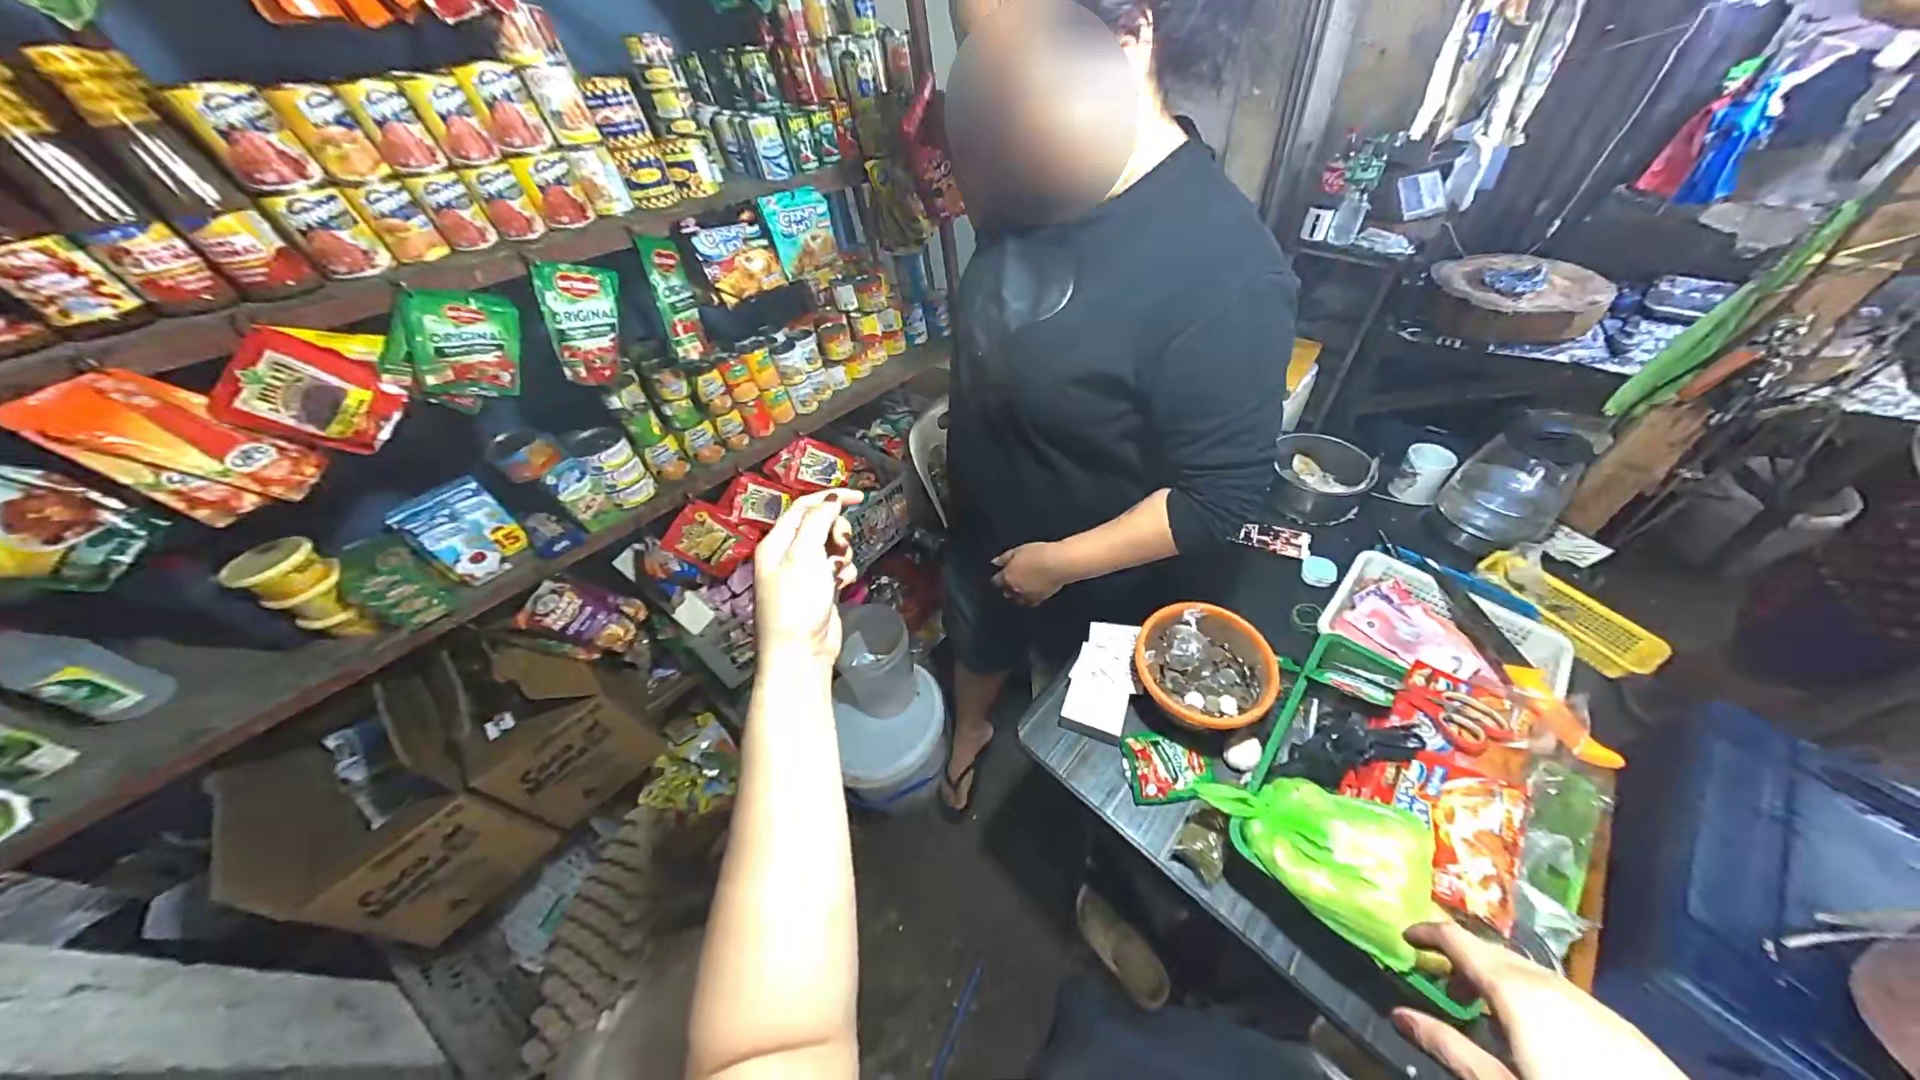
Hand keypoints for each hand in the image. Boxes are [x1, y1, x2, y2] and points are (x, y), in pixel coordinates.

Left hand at [753, 489, 863, 664]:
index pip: (804, 507)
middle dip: (837, 530)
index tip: (860, 496)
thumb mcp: (805, 554)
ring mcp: (804, 574)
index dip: (831, 497)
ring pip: (832, 547)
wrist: (800, 651)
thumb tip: (832, 499)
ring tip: (839, 570)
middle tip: (841, 545)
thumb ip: (818, 521)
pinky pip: (837, 569)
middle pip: (820, 525)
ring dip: (842, 553)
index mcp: (776, 543)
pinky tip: (842, 584)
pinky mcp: (819, 590)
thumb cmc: (797, 603)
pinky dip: (844, 572)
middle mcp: (787, 555)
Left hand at [991, 541, 1070, 605]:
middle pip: (1006, 591)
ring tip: (1021, 588)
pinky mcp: (1039, 599)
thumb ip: (1005, 558)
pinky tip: (1031, 593)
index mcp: (1007, 576)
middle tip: (1012, 579)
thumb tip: (994, 563)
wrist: (1058, 563)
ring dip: (1017, 594)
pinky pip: (1030, 603)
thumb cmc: (1038, 553)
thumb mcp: (1018, 550)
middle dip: (1007, 586)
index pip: (996, 581)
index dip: (998, 577)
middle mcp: (1014, 589)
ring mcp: (1027, 596)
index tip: (1002, 574)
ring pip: (1017, 600)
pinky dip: (1028, 599)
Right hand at [1392, 922, 1684, 1079]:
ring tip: (1485, 1011)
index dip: (1427, 933)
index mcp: (1517, 991)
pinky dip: (1533, 998)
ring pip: (1531, 973)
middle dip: (1462, 958)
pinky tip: (1537, 1034)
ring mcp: (1594, 1007)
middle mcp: (1552, 985)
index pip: (1460, 940)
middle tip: (1440, 980)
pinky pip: (1563, 996)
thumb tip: (1400, 1015)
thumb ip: (1449, 1046)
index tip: (1406, 939)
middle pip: (1495, 952)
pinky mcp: (1626, 1032)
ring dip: (1497, 979)